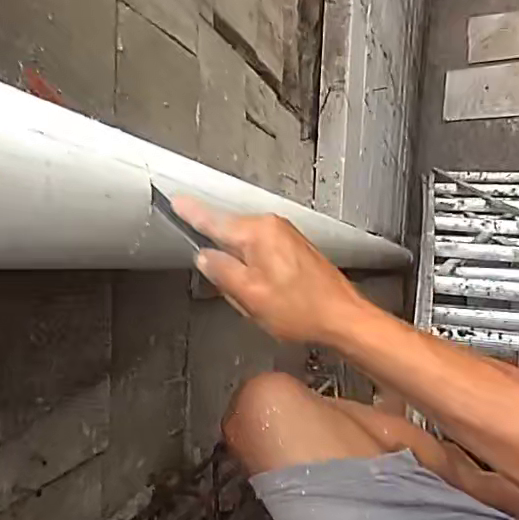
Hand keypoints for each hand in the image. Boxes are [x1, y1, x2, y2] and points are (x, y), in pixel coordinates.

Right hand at [171, 196, 372, 344]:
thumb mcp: (249, 295)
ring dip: (243, 275)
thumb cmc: (303, 309)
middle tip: (238, 294)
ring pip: (246, 251)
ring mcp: (285, 236)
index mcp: (258, 233)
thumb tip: (204, 258)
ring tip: (262, 302)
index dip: (191, 213)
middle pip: (230, 238)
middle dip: (225, 265)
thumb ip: (221, 272)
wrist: (342, 317)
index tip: (176, 202)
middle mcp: (273, 227)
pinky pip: (262, 257)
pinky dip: (258, 275)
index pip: (214, 220)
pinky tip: (272, 298)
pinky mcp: (293, 249)